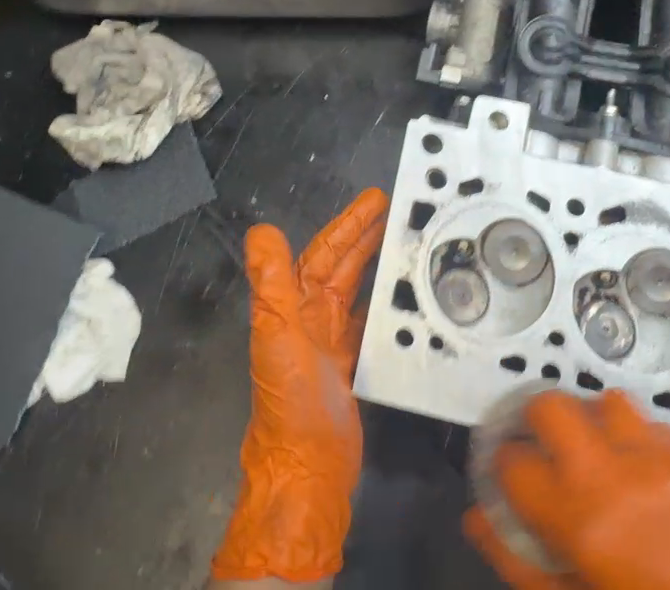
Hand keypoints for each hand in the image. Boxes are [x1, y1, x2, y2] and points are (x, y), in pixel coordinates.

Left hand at [210, 189, 389, 583]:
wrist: (307, 469)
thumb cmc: (291, 400)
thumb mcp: (278, 336)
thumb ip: (271, 284)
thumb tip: (261, 230)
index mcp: (292, 308)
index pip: (322, 254)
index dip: (347, 226)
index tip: (375, 200)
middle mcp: (311, 321)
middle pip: (341, 268)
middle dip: (365, 237)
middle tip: (399, 210)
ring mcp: (332, 346)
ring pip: (358, 293)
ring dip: (378, 267)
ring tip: (409, 244)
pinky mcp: (353, 369)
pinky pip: (372, 327)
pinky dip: (387, 308)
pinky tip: (408, 300)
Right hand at [465, 391, 669, 589]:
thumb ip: (516, 558)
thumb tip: (478, 517)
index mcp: (578, 519)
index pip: (512, 461)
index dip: (504, 461)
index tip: (511, 466)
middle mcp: (616, 476)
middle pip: (553, 407)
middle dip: (538, 417)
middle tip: (543, 438)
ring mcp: (664, 461)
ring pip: (610, 402)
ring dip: (597, 422)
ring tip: (603, 449)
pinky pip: (661, 427)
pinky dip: (648, 442)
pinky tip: (652, 472)